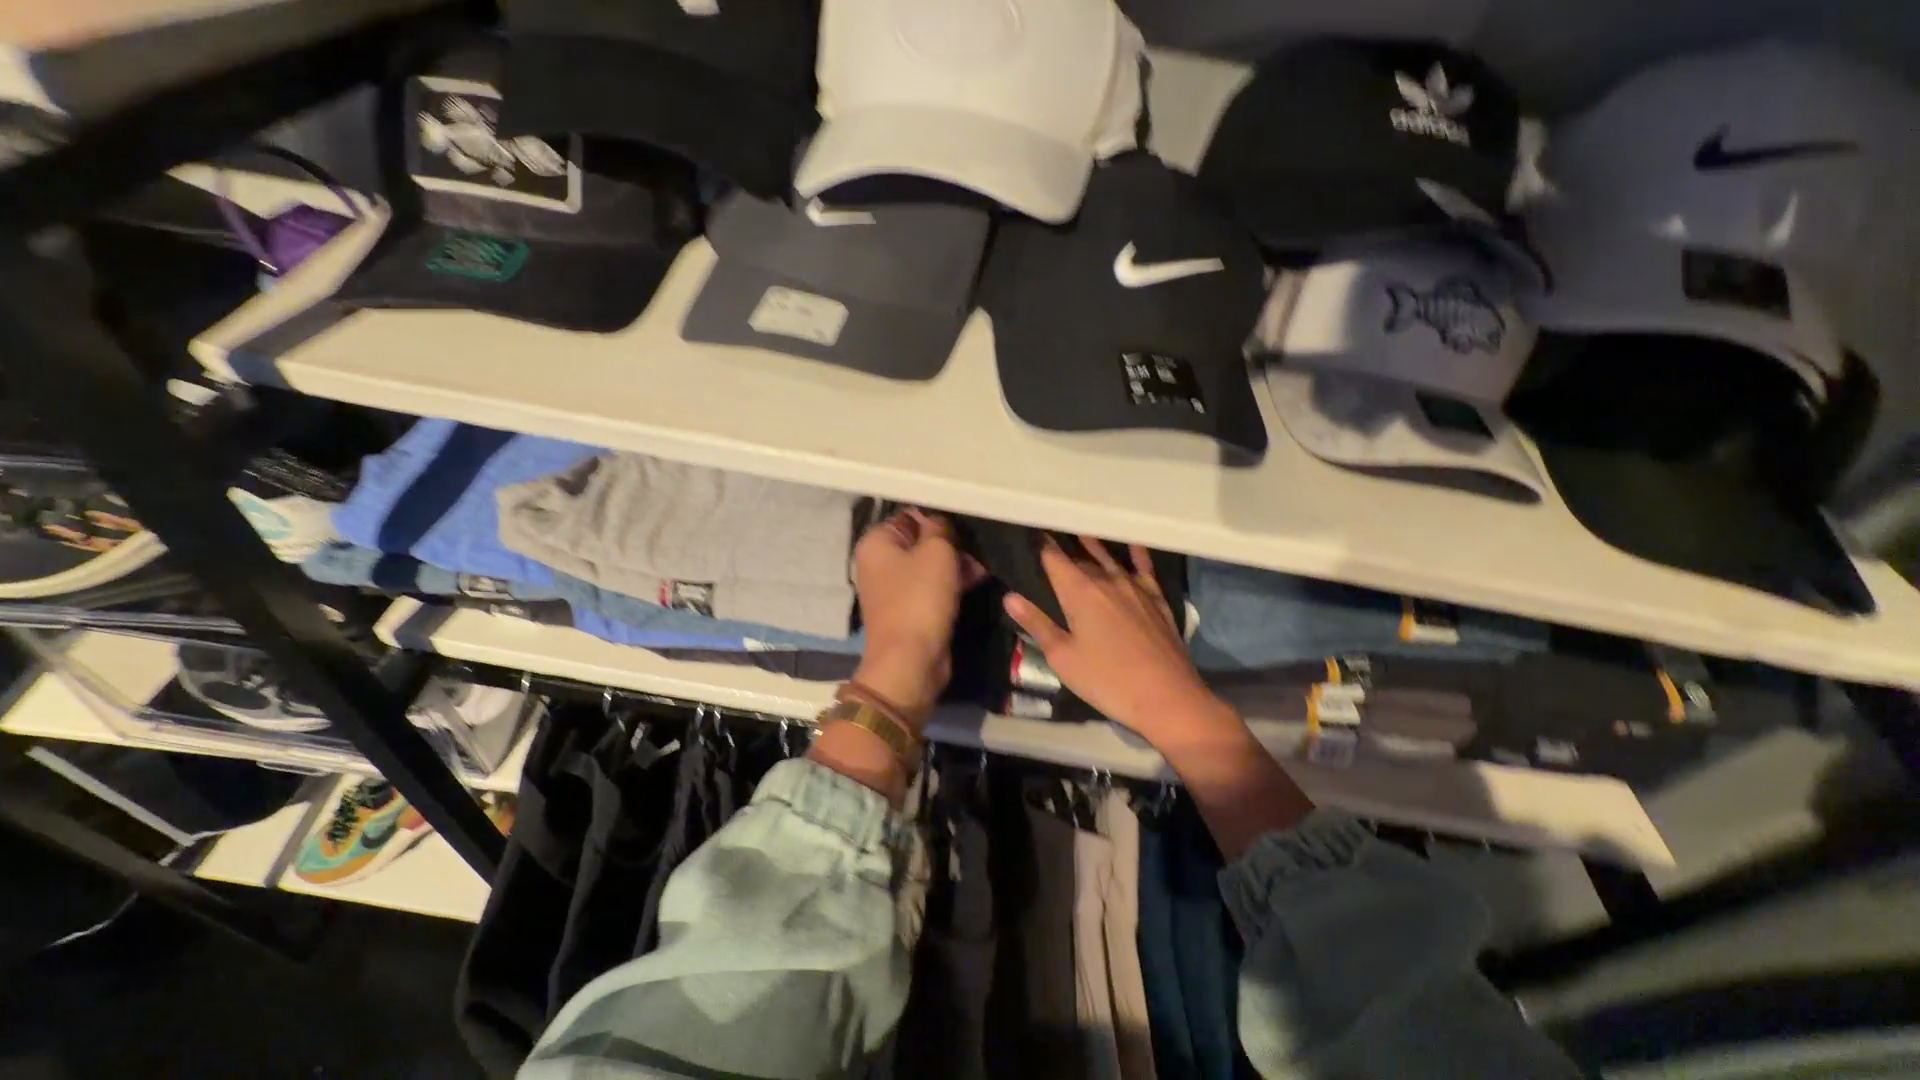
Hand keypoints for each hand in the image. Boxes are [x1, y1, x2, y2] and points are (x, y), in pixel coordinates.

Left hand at [851, 509, 979, 722]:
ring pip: (930, 564)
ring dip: (957, 562)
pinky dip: (954, 581)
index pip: (909, 514)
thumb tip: (940, 521)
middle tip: (980, 541)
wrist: (911, 660)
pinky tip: (981, 577)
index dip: (938, 515)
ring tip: (986, 560)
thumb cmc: (920, 598)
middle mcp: (881, 562)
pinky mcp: (912, 608)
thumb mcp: (936, 552)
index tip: (966, 517)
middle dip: (952, 541)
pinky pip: (934, 586)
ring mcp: (896, 588)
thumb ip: (940, 528)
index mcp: (877, 542)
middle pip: (920, 540)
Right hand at [1003, 537, 1227, 740]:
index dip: (1038, 545)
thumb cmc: (1107, 680)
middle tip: (1046, 539)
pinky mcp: (1157, 598)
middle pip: (1079, 557)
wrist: (1167, 696)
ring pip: (1108, 557)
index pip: (1052, 557)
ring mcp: (1135, 586)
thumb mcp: (1062, 658)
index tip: (1026, 534)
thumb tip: (1010, 596)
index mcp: (1079, 591)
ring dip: (1091, 545)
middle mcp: (1107, 579)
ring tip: (1078, 531)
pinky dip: (1134, 552)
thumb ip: (1036, 623)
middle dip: (1061, 549)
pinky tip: (1131, 541)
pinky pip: (1143, 566)